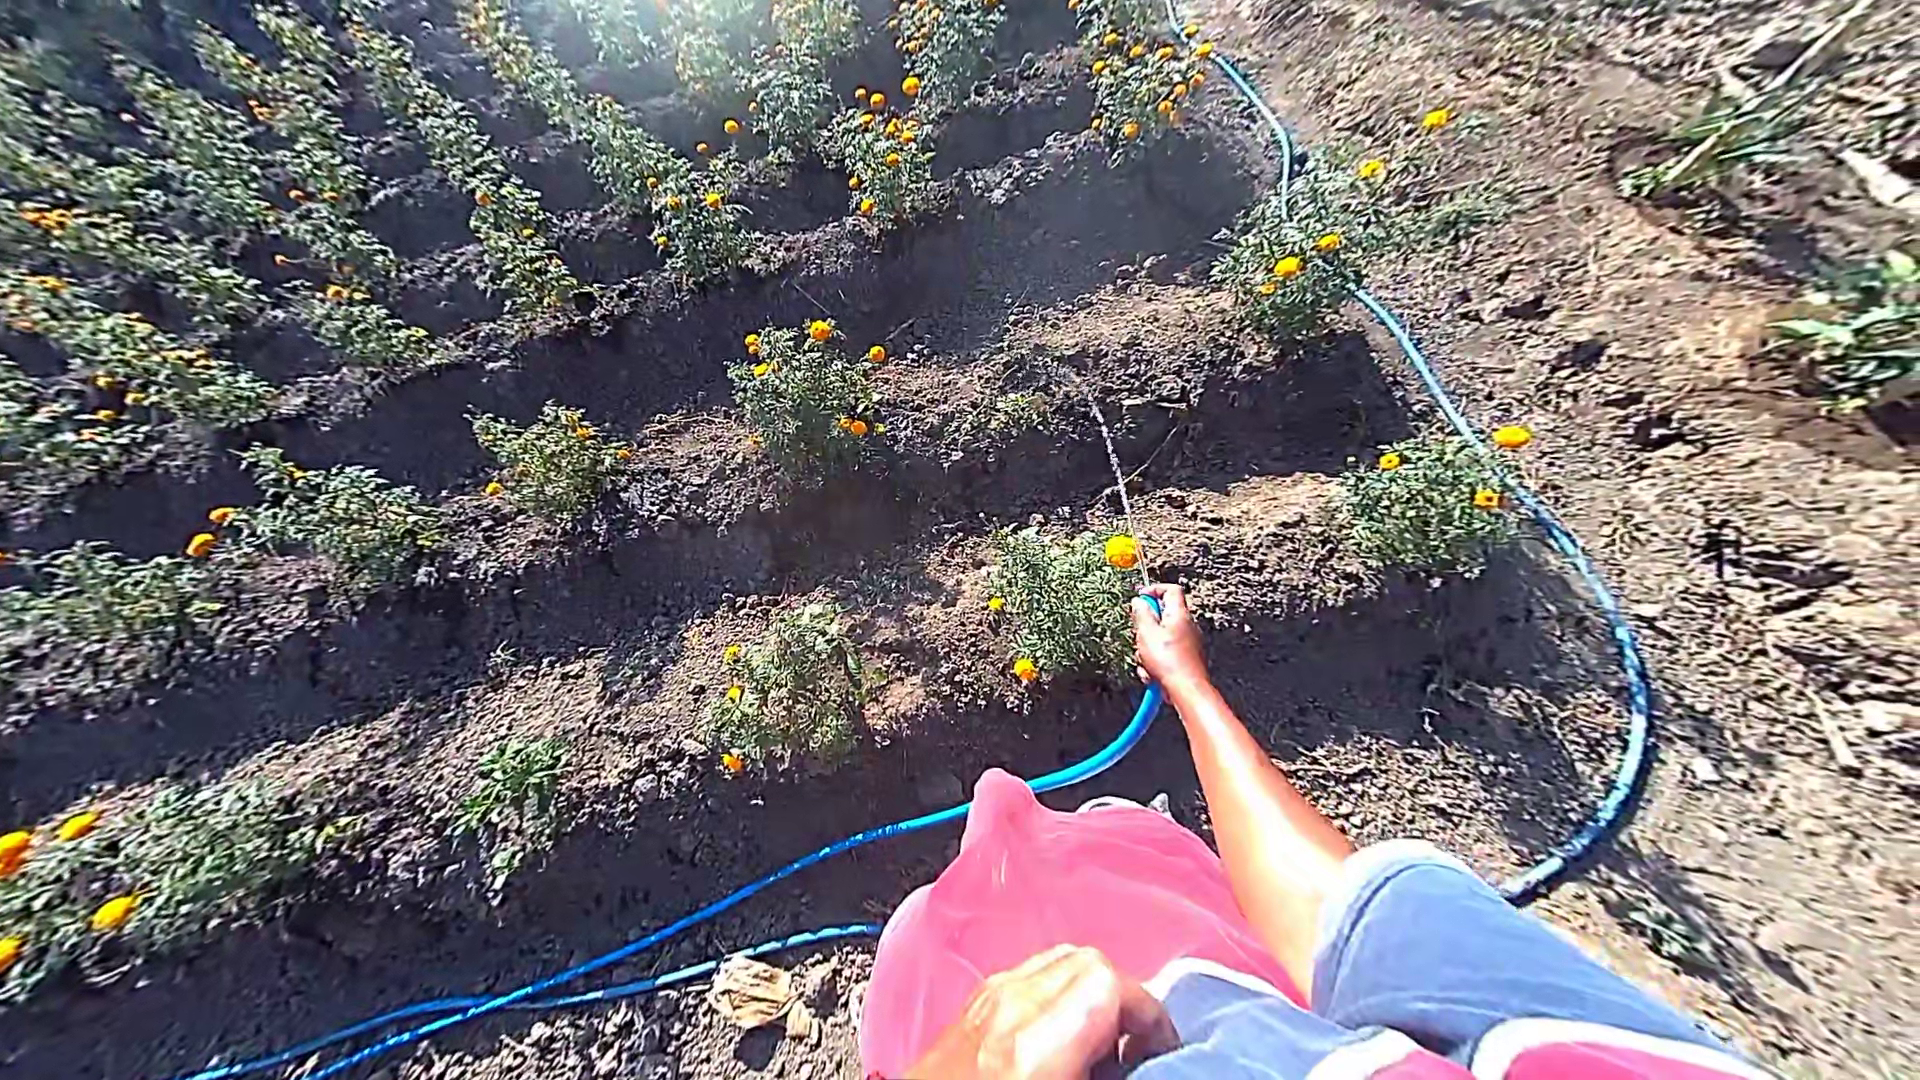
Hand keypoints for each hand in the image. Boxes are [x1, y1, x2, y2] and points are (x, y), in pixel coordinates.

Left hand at [906, 945, 1177, 1079]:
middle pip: (1084, 960)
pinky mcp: (972, 1005)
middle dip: (1123, 997)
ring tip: (1104, 1049)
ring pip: (1057, 960)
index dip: (1147, 1011)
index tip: (1165, 1050)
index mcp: (1029, 1043)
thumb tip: (1135, 1055)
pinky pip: (1030, 976)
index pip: (1105, 979)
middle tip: (1138, 1051)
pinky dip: (1060, 995)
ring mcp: (984, 997)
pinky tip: (1062, 1043)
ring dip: (1091, 992)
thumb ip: (1097, 1070)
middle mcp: (1005, 1002)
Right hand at [1131, 584, 1209, 695]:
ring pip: (1159, 638)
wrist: (1186, 690)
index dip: (1154, 590)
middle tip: (1140, 637)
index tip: (1140, 598)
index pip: (1171, 589)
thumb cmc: (1168, 661)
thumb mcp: (1146, 632)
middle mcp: (1187, 626)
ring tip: (1147, 660)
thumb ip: (1141, 614)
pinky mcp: (1184, 659)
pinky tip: (1152, 674)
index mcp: (1179, 614)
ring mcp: (1187, 643)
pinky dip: (1154, 663)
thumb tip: (1138, 601)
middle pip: (1161, 616)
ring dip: (1147, 649)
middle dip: (1145, 628)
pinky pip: (1163, 654)